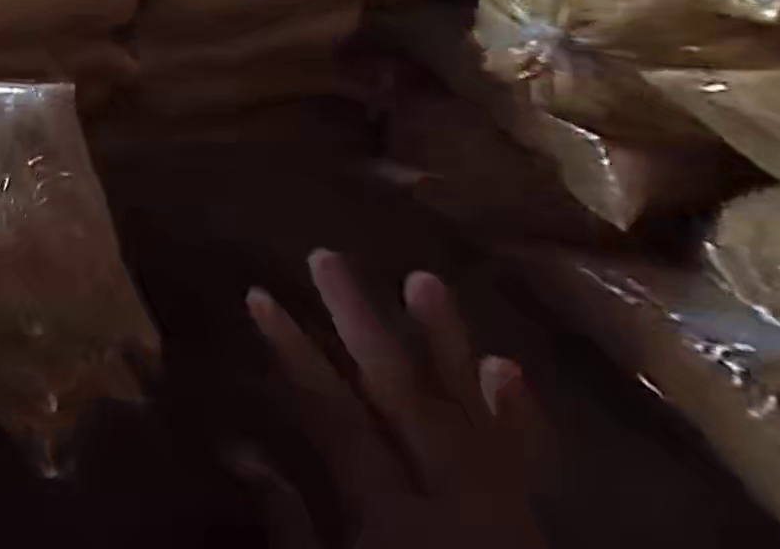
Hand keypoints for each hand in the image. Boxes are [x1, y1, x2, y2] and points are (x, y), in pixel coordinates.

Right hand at [242, 250, 546, 548]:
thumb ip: (291, 528)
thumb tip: (247, 456)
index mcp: (396, 517)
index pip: (335, 412)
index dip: (293, 349)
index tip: (260, 296)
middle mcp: (455, 499)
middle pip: (401, 391)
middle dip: (360, 318)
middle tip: (326, 258)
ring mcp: (504, 511)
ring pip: (470, 410)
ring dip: (445, 343)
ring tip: (423, 280)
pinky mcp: (532, 526)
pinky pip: (529, 464)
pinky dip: (517, 417)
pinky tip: (503, 368)